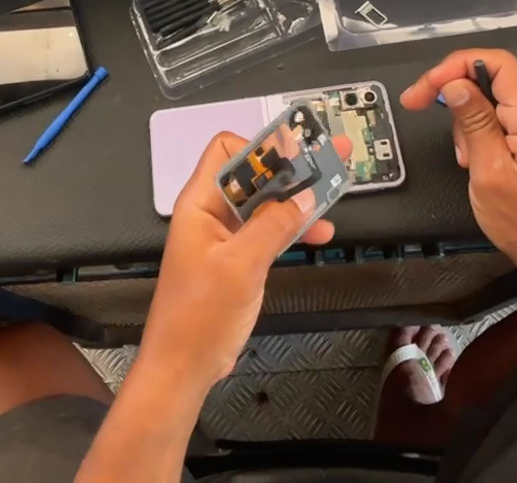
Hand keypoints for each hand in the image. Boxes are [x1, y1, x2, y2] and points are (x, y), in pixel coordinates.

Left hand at [139, 132, 343, 387]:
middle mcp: (212, 212)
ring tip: (334, 187)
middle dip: (290, 166)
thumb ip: (273, 226)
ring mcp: (226, 236)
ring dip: (297, 196)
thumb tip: (306, 194)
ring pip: (265, 202)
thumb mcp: (240, 266)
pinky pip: (268, 229)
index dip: (260, 147)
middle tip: (328, 156)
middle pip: (253, 174)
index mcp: (200, 203)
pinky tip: (320, 231)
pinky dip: (292, 226)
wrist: (182, 369)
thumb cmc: (199, 316)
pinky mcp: (238, 258)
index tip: (297, 154)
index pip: (227, 151)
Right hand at [402, 49, 516, 324]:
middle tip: (420, 111)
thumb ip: (474, 123)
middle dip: (455, 94)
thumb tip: (454, 83)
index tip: (424, 89)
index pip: (496, 62)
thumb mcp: (490, 173)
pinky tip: (476, 161)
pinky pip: (504, 119)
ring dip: (467, 120)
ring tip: (465, 159)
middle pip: (491, 78)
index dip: (454, 65)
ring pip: (493, 99)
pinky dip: (481, 132)